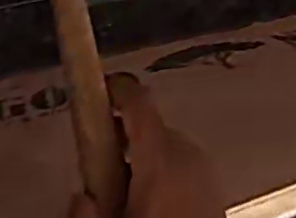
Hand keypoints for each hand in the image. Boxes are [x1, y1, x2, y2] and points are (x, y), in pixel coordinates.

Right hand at [70, 73, 224, 217]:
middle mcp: (187, 151)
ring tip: (123, 201)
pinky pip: (181, 170)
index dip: (116, 89)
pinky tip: (151, 210)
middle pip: (148, 129)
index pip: (138, 99)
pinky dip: (163, 179)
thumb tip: (80, 196)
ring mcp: (205, 169)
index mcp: (161, 153)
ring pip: (165, 151)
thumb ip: (86, 213)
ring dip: (142, 165)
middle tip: (98, 174)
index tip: (97, 89)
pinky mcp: (215, 190)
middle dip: (121, 143)